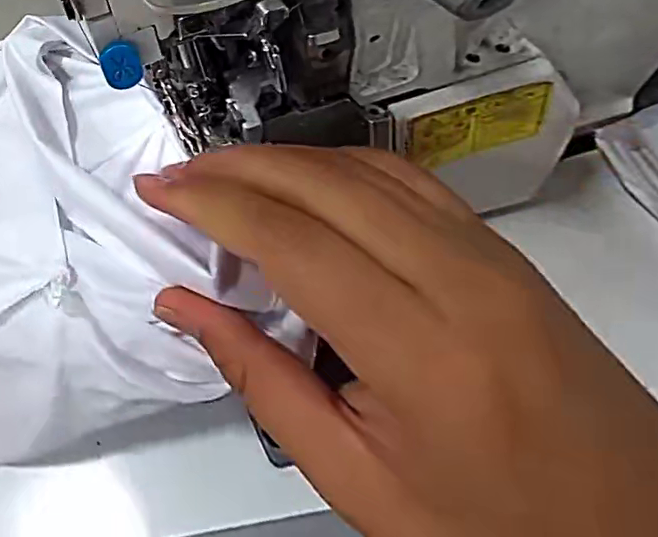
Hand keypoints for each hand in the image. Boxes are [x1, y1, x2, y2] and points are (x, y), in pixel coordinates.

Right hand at [135, 146, 657, 536]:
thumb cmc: (501, 533)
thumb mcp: (357, 481)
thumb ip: (257, 377)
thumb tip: (180, 303)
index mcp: (424, 353)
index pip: (288, 240)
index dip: (209, 204)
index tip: (156, 191)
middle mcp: (462, 281)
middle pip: (318, 183)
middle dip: (230, 167)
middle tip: (173, 176)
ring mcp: (490, 254)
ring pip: (356, 165)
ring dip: (275, 158)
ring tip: (218, 172)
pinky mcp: (500, 247)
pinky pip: (398, 175)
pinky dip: (329, 163)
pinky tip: (296, 179)